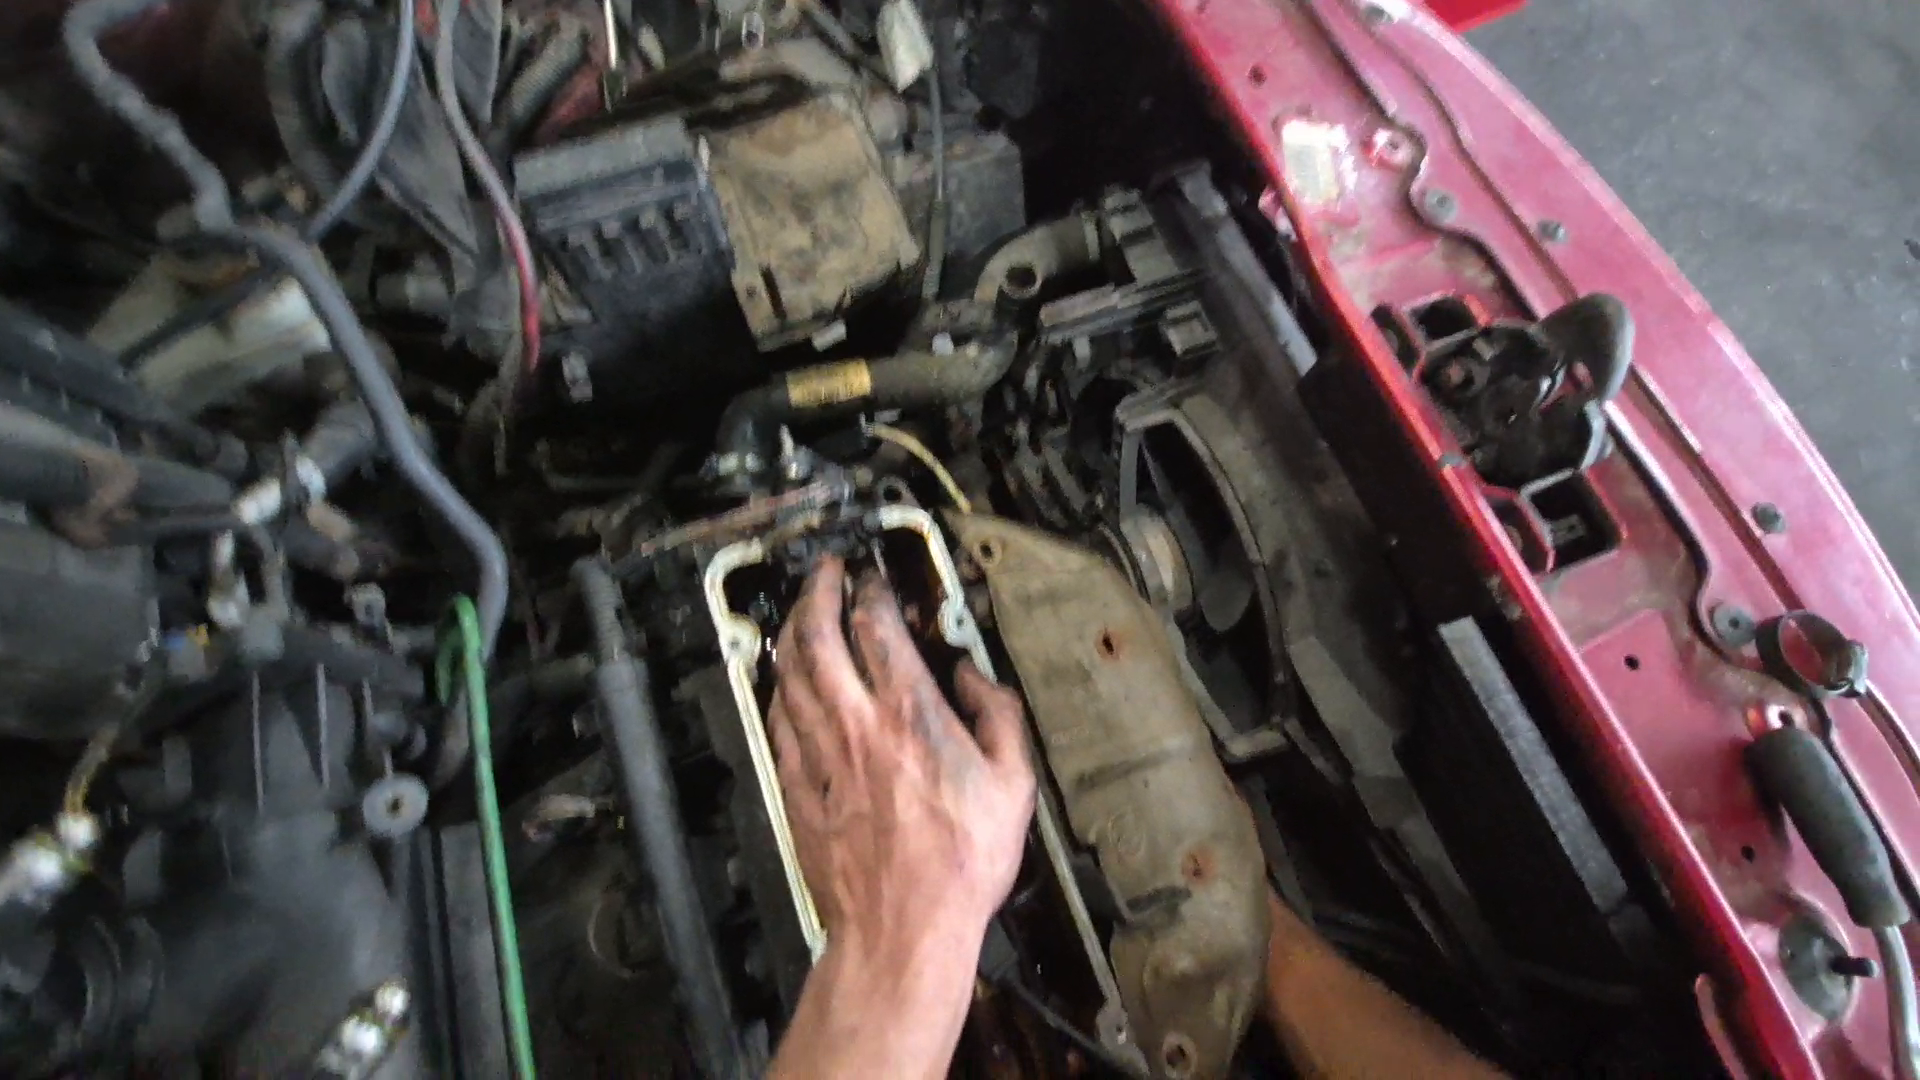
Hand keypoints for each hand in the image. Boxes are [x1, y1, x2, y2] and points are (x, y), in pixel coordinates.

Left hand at [769, 555, 1036, 963]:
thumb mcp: (1013, 783)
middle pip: (819, 638)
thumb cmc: (963, 859)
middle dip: (817, 592)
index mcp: (911, 714)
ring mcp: (821, 755)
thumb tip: (973, 676)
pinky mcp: (800, 788)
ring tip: (800, 613)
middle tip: (824, 572)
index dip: (871, 592)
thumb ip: (998, 714)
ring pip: (791, 675)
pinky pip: (779, 724)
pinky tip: (785, 683)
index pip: (878, 628)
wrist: (903, 931)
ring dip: (793, 634)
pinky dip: (780, 691)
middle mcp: (857, 723)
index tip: (872, 580)